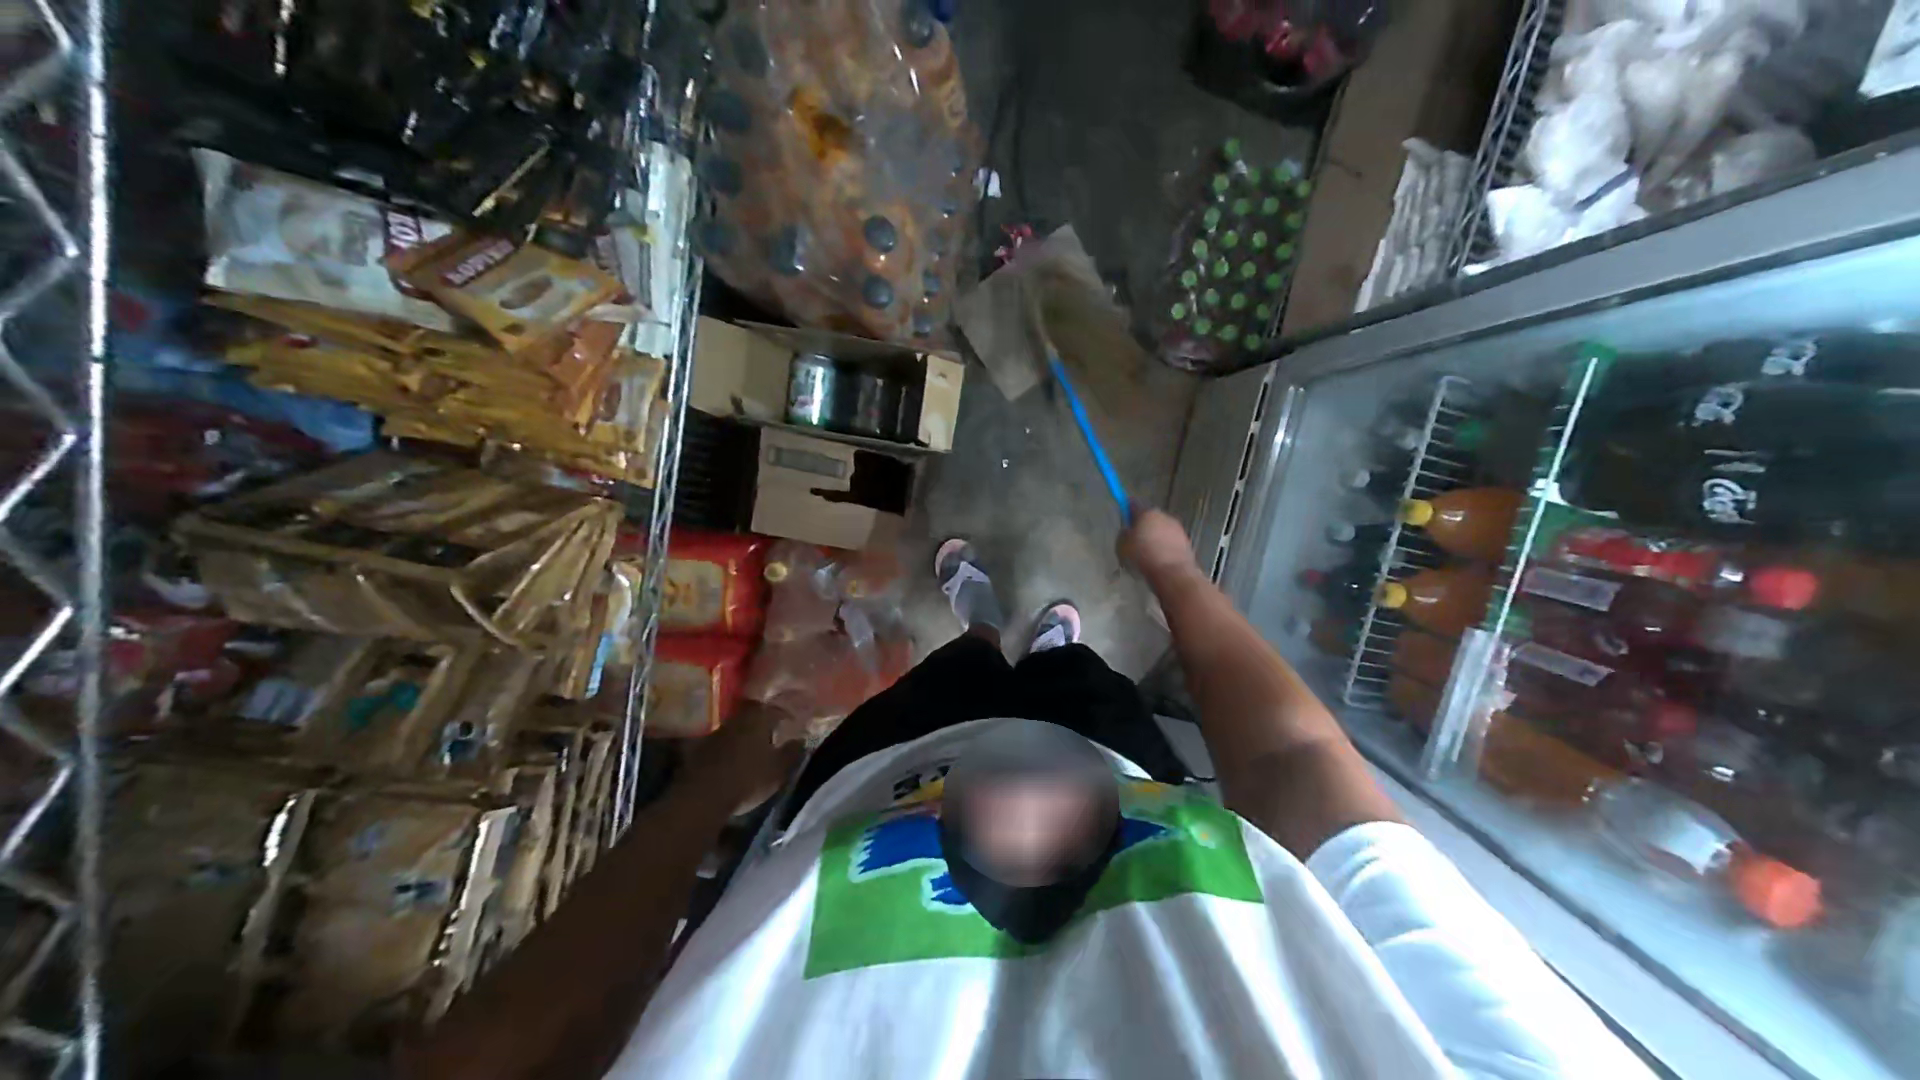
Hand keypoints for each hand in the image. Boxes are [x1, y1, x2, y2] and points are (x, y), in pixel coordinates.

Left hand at [680, 702, 805, 810]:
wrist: (703, 797)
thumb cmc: (748, 779)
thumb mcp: (779, 770)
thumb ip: (792, 752)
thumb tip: (801, 739)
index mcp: (758, 719)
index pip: (777, 710)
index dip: (787, 716)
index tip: (793, 723)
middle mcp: (737, 719)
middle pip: (754, 715)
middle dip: (764, 722)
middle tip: (774, 732)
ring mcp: (716, 732)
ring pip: (737, 727)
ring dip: (746, 734)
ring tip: (754, 747)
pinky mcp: (700, 747)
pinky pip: (722, 741)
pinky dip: (730, 746)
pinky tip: (734, 758)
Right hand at [1118, 505, 1198, 583]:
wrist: (1173, 572)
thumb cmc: (1143, 556)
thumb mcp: (1122, 546)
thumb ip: (1124, 534)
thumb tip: (1128, 531)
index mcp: (1147, 513)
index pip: (1133, 505)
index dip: (1127, 510)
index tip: (1124, 519)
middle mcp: (1164, 516)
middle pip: (1149, 518)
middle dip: (1143, 526)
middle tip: (1135, 540)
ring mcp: (1177, 528)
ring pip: (1161, 529)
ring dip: (1155, 537)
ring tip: (1148, 553)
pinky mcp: (1186, 541)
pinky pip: (1170, 541)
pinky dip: (1165, 546)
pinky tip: (1159, 559)